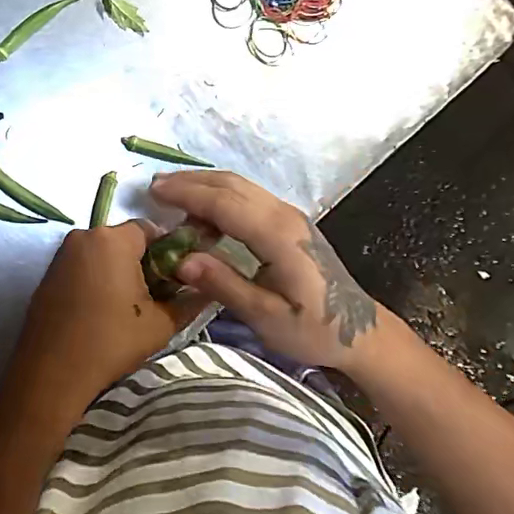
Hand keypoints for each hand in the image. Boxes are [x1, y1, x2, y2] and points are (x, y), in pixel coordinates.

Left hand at [8, 221, 181, 411]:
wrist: (50, 376)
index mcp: (113, 239)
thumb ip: (191, 300)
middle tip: (158, 295)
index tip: (178, 278)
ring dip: (120, 271)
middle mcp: (84, 236)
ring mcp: (62, 254)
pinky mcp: (48, 274)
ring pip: (104, 253)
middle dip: (145, 261)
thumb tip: (212, 289)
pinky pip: (84, 266)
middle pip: (126, 240)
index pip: (153, 229)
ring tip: (132, 306)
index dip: (170, 251)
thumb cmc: (110, 342)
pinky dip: (98, 279)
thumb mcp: (162, 324)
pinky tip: (104, 309)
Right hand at [149, 171, 379, 368]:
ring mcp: (290, 216)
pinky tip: (203, 216)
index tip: (154, 191)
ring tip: (171, 195)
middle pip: (232, 185)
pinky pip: (250, 199)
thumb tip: (182, 260)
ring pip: (242, 187)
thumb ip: (224, 285)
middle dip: (192, 182)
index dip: (188, 194)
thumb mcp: (267, 317)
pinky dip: (221, 198)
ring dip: (205, 186)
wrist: (360, 331)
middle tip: (155, 187)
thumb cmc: (315, 330)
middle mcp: (285, 216)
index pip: (225, 203)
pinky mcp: (291, 223)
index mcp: (279, 236)